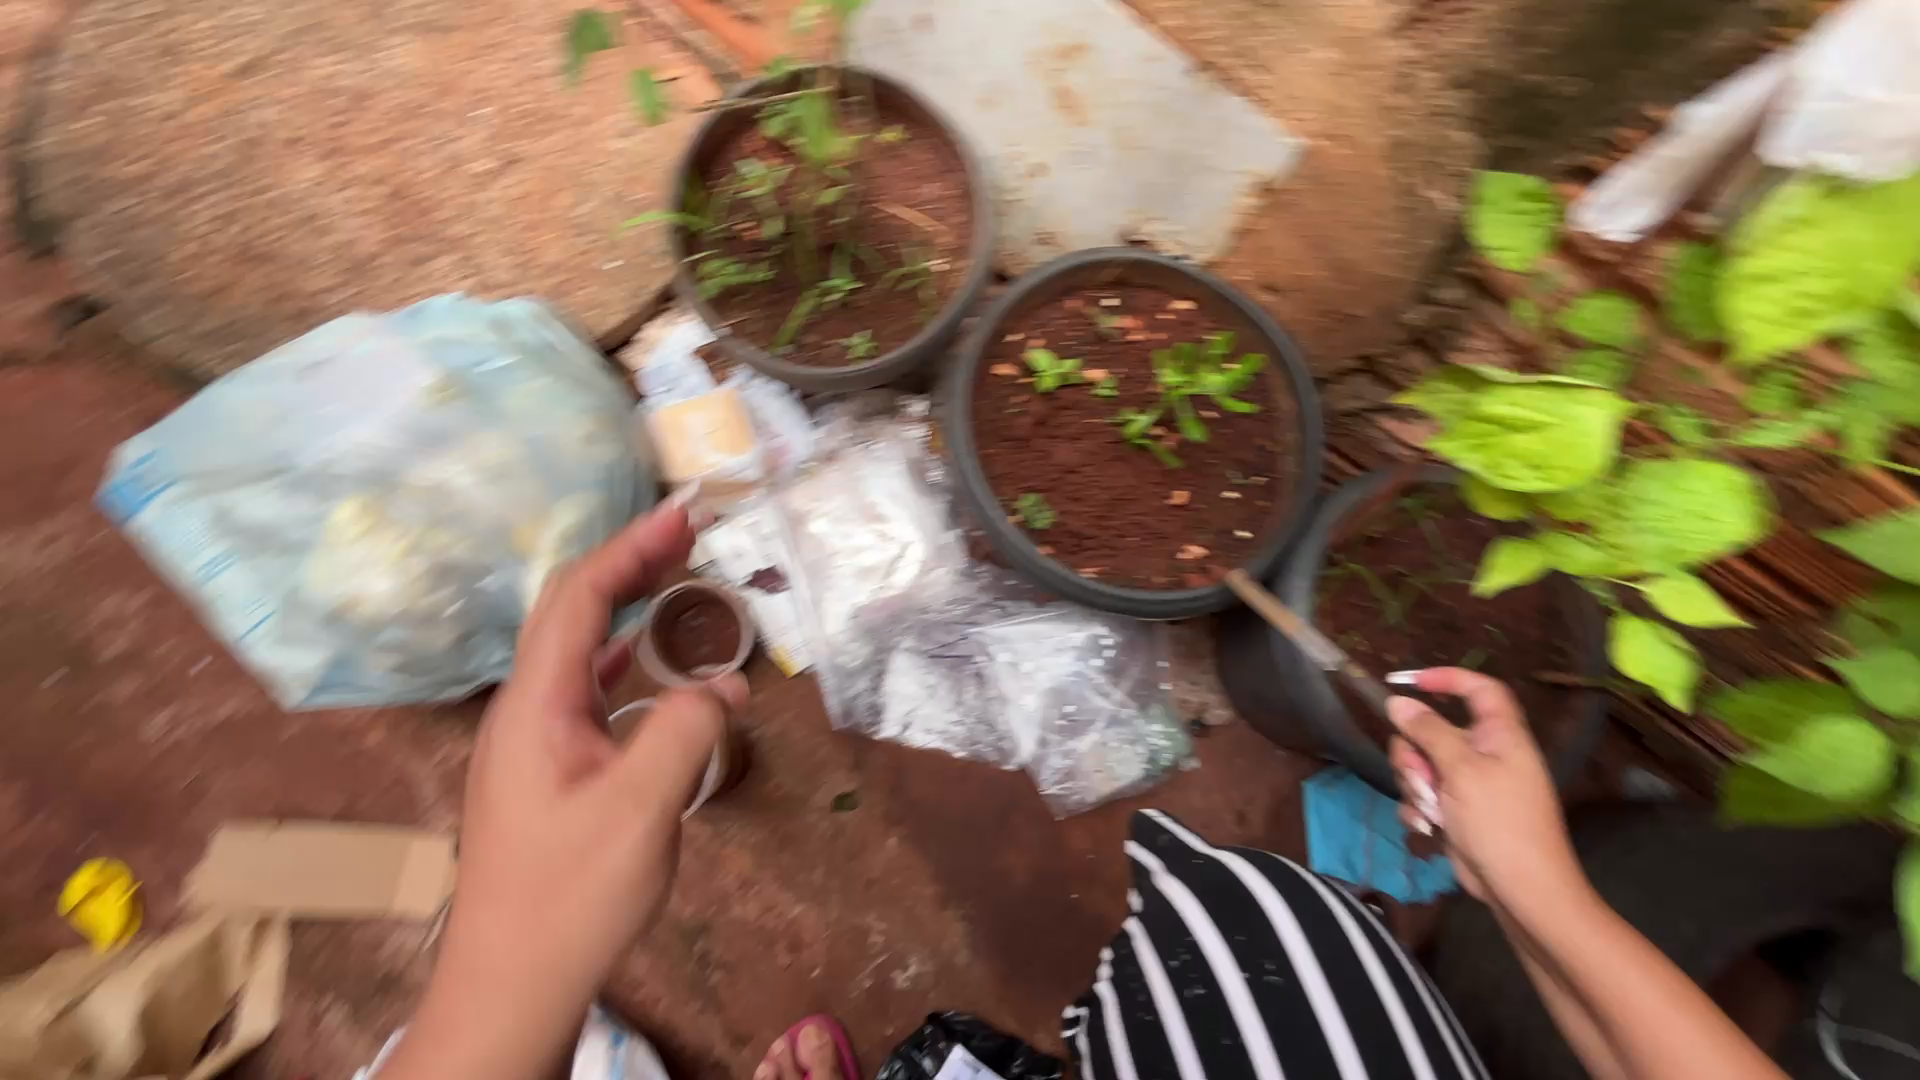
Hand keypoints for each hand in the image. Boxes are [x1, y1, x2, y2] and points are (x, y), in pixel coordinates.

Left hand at [386, 504, 746, 1079]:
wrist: (513, 982)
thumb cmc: (570, 895)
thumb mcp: (641, 810)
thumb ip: (685, 733)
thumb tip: (724, 686)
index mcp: (536, 705)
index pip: (580, 601)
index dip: (630, 550)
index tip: (681, 515)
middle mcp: (527, 708)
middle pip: (573, 611)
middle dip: (628, 562)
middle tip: (685, 529)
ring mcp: (536, 737)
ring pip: (580, 647)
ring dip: (627, 602)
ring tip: (675, 574)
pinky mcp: (553, 764)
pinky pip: (590, 685)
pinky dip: (626, 652)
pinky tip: (651, 656)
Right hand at [1386, 668, 1585, 914]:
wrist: (1520, 889)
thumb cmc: (1500, 822)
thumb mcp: (1461, 770)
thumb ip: (1427, 731)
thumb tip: (1397, 702)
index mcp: (1499, 736)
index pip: (1479, 689)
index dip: (1447, 678)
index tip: (1407, 682)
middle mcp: (1483, 753)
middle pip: (1431, 729)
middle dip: (1413, 753)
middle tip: (1422, 776)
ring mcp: (1467, 782)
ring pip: (1418, 762)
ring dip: (1414, 785)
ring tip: (1431, 810)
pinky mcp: (1453, 807)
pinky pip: (1420, 792)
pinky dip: (1418, 808)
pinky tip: (1428, 827)